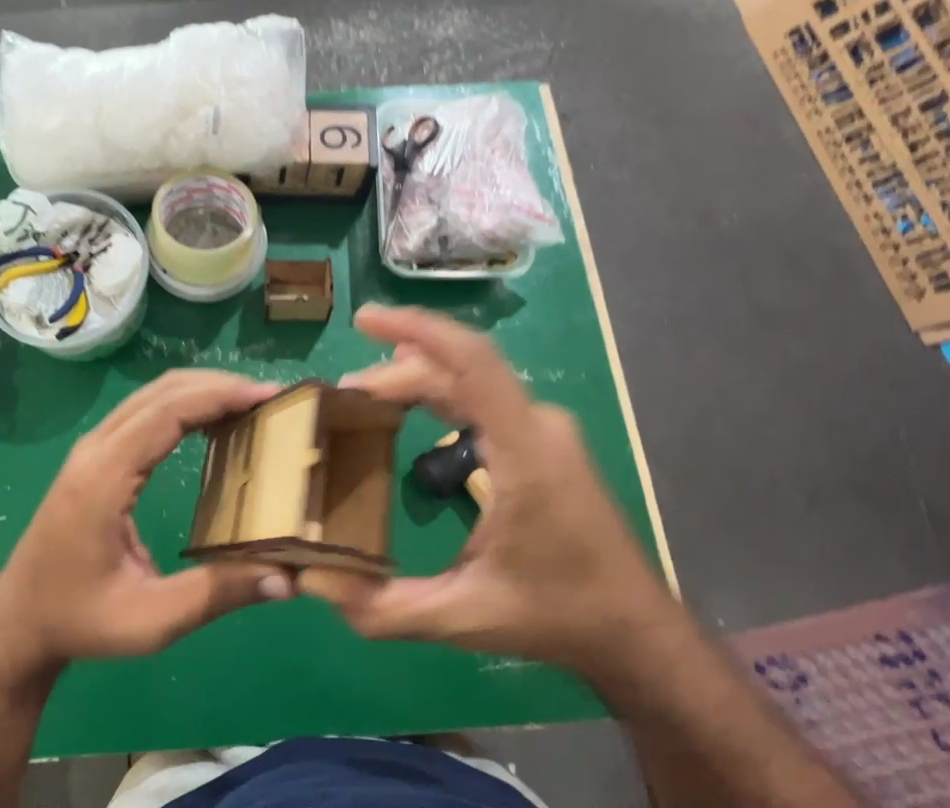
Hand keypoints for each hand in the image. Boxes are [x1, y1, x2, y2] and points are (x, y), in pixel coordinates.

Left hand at [0, 370, 294, 672]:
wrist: (20, 621)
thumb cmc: (81, 620)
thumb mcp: (152, 620)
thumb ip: (217, 595)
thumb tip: (288, 580)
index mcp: (104, 478)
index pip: (167, 411)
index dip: (219, 396)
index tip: (268, 395)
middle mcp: (95, 450)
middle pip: (161, 391)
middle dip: (218, 385)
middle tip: (271, 400)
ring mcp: (92, 450)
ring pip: (151, 396)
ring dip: (201, 391)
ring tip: (252, 406)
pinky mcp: (95, 458)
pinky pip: (144, 412)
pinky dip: (184, 406)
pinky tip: (215, 424)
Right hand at [300, 305, 676, 678]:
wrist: (633, 630)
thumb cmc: (557, 616)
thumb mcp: (466, 618)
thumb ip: (387, 607)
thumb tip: (317, 583)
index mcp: (525, 455)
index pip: (473, 364)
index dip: (420, 329)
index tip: (366, 319)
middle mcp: (539, 428)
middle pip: (461, 371)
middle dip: (396, 373)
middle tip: (341, 394)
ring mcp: (546, 432)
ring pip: (473, 383)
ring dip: (417, 379)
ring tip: (362, 395)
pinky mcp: (544, 443)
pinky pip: (486, 399)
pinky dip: (441, 393)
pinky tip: (410, 405)